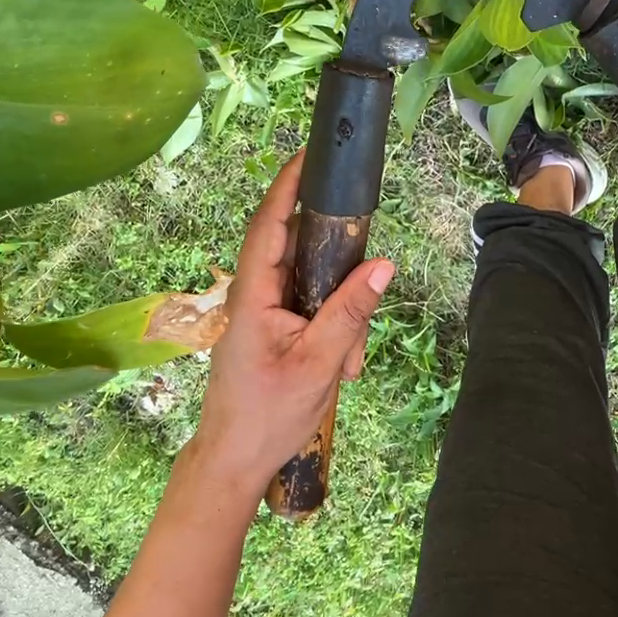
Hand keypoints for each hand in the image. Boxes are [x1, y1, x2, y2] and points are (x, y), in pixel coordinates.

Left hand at [188, 152, 394, 496]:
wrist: (233, 462)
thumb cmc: (266, 414)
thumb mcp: (319, 363)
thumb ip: (351, 311)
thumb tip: (384, 263)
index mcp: (254, 293)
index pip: (269, 224)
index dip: (287, 186)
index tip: (309, 154)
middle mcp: (256, 292)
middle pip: (300, 251)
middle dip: (337, 266)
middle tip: (364, 280)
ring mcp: (266, 310)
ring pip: (313, 283)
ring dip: (339, 311)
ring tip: (349, 360)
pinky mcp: (276, 326)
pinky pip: (312, 306)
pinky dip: (334, 324)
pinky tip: (344, 361)